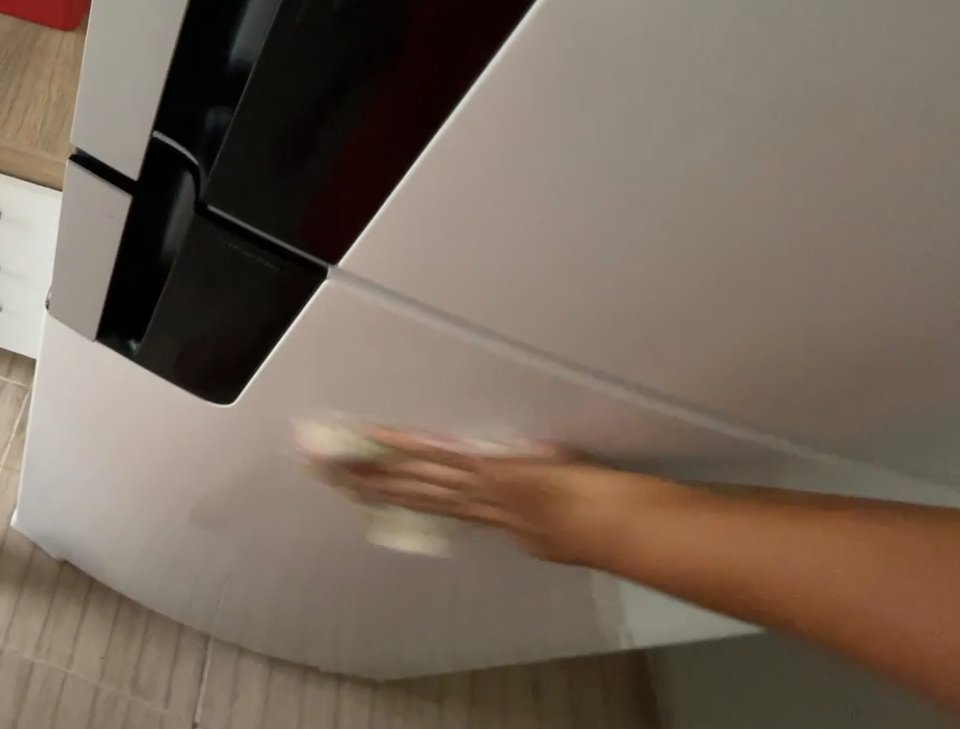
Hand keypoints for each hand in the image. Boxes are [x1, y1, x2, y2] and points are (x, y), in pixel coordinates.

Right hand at [323, 429, 671, 565]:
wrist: (623, 525)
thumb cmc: (609, 516)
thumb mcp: (569, 510)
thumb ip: (540, 493)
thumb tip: (523, 469)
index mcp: (500, 516)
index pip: (442, 503)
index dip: (405, 496)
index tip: (372, 489)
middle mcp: (482, 504)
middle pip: (419, 492)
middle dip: (377, 484)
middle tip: (336, 476)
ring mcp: (481, 485)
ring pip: (420, 476)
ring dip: (380, 468)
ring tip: (345, 463)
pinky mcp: (487, 468)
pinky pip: (439, 456)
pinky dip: (406, 445)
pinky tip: (378, 434)